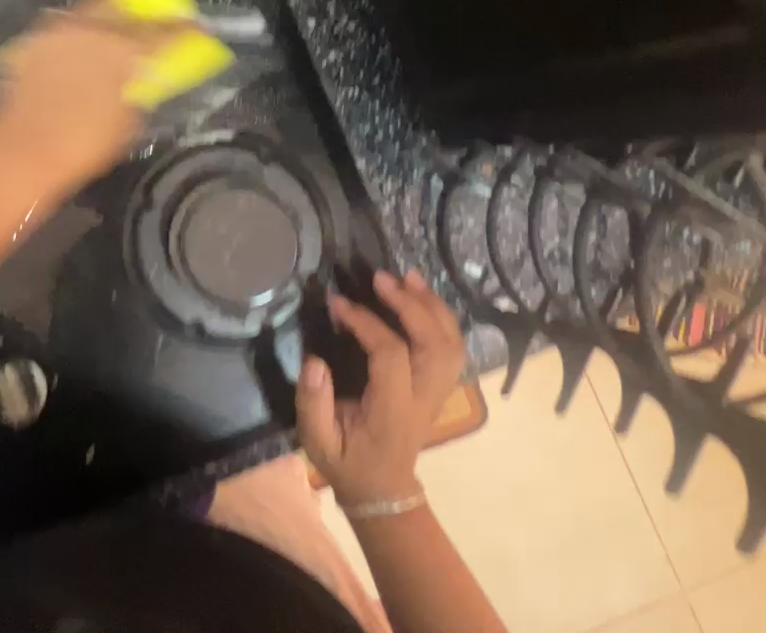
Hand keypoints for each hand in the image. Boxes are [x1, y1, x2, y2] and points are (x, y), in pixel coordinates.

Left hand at [0, 0, 181, 193]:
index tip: (198, 26)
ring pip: (89, 11)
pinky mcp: (32, 42)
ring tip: (113, 35)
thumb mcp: (127, 124)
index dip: (186, 28)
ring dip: (106, 19)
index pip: (165, 31)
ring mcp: (58, 32)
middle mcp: (90, 29)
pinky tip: (79, 51)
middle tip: (151, 25)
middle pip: (123, 6)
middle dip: (140, 13)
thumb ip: (136, 93)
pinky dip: (77, 34)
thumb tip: (135, 81)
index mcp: (122, 49)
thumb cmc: (80, 146)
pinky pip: (62, 28)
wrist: (20, 152)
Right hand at [298, 269, 466, 505]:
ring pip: (451, 343)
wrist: (383, 489)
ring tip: (407, 276)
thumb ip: (313, 403)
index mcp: (393, 410)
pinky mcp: (439, 386)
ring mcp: (437, 392)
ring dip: (432, 306)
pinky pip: (452, 346)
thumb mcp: (317, 440)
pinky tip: (420, 294)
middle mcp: (423, 398)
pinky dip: (440, 316)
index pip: (391, 356)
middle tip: (380, 278)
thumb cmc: (347, 462)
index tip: (338, 304)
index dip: (366, 324)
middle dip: (411, 306)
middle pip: (435, 344)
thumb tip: (314, 361)